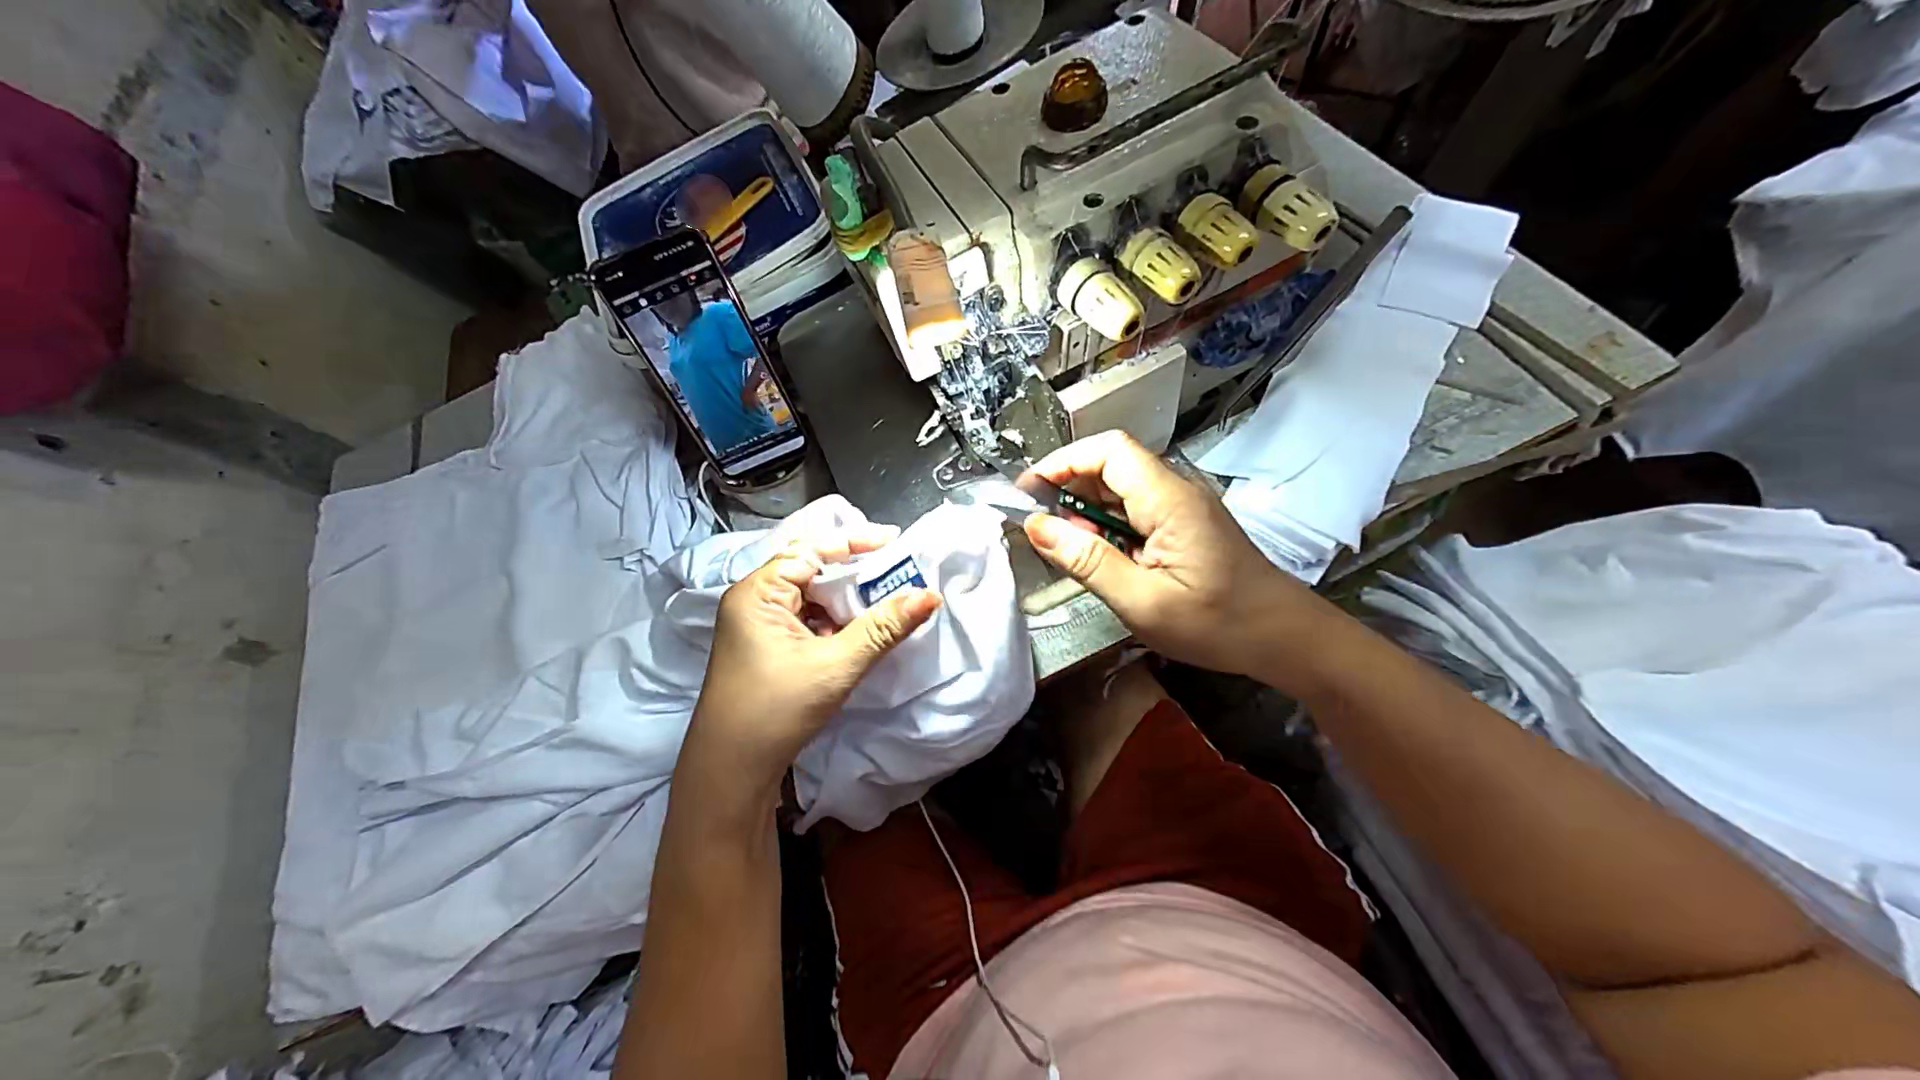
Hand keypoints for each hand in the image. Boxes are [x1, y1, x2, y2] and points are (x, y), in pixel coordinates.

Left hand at [683, 533, 941, 802]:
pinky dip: (834, 622)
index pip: (811, 550)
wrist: (732, 771)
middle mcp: (753, 601)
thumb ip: (884, 627)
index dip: (855, 543)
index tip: (896, 542)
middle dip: (855, 573)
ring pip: (811, 598)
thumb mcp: (837, 664)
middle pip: (811, 571)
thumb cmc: (777, 709)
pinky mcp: (766, 648)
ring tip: (887, 600)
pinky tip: (860, 631)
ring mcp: (757, 626)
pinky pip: (806, 620)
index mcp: (758, 592)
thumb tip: (929, 595)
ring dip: (846, 600)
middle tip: (899, 573)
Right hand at [1020, 431, 1340, 688]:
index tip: (1029, 491)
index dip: (1063, 461)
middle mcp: (1176, 492)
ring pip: (1120, 488)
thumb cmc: (1220, 625)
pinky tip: (1100, 558)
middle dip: (1069, 489)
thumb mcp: (1143, 601)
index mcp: (1169, 500)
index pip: (1109, 450)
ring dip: (1087, 511)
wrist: (1284, 638)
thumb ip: (1087, 562)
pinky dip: (1108, 526)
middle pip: (1111, 465)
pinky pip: (1135, 510)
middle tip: (1043, 528)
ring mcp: (1182, 507)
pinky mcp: (1184, 525)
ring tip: (1069, 549)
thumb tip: (1037, 528)